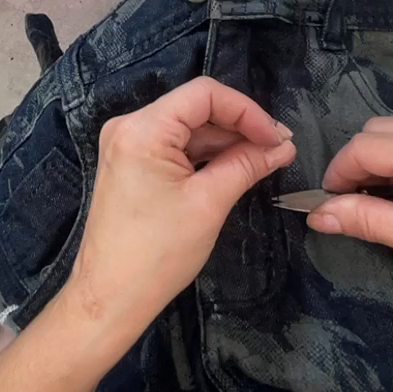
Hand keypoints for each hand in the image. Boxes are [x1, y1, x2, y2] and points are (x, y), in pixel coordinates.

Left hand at [61, 78, 295, 343]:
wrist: (110, 296)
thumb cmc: (159, 253)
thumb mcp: (209, 203)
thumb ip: (246, 164)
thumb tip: (282, 145)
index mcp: (142, 128)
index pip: (204, 94)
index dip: (246, 110)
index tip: (277, 138)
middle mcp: (129, 125)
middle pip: (195, 107)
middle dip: (239, 125)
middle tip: (279, 149)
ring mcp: (127, 143)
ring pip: (187, 126)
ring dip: (225, 140)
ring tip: (265, 158)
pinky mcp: (131, 161)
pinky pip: (174, 145)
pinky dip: (205, 153)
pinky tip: (235, 165)